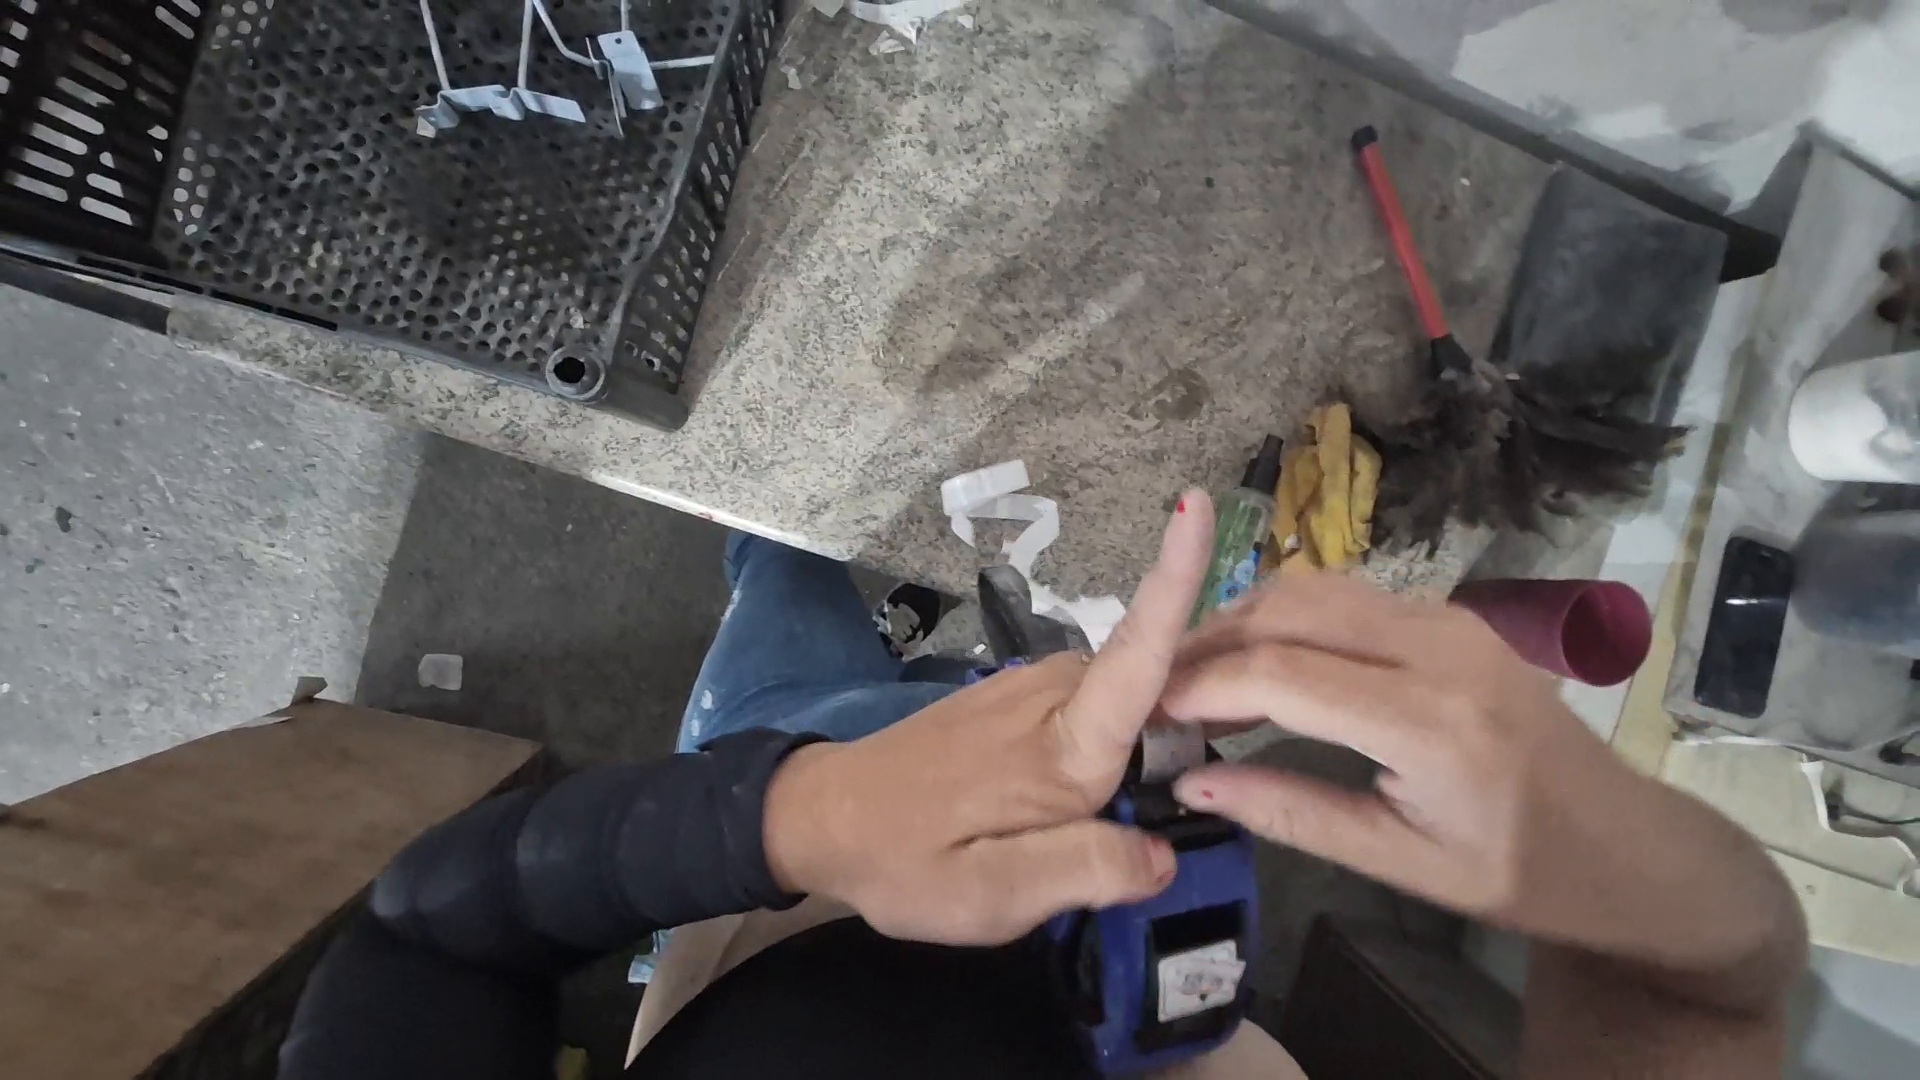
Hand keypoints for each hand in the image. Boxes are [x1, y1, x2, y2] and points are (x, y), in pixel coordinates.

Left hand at [761, 491, 1216, 945]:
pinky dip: (1116, 730)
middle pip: (1156, 681)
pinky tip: (1091, 783)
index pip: (1136, 652)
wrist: (831, 815)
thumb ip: (1086, 868)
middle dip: (1199, 716)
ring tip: (1130, 801)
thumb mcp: (993, 893)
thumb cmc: (908, 857)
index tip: (1197, 501)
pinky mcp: (1015, 692)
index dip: (1175, 575)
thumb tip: (1163, 850)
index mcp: (1062, 742)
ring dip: (1153, 732)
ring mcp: (1030, 684)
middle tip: (1190, 796)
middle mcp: (1053, 691)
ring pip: (1126, 693)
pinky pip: (1093, 700)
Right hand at [1160, 573, 1801, 981]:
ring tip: (1193, 672)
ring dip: (1235, 621)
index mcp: (1431, 723)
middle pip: (1283, 612)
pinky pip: (1334, 595)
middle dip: (1204, 643)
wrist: (1637, 843)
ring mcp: (1442, 618)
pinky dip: (1275, 618)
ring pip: (1304, 590)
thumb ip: (1289, 813)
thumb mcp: (1402, 863)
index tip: (1146, 708)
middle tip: (1155, 686)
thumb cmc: (1523, 874)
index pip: (1280, 674)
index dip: (1200, 684)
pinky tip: (1253, 655)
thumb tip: (1188, 785)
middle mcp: (1435, 648)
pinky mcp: (1439, 613)